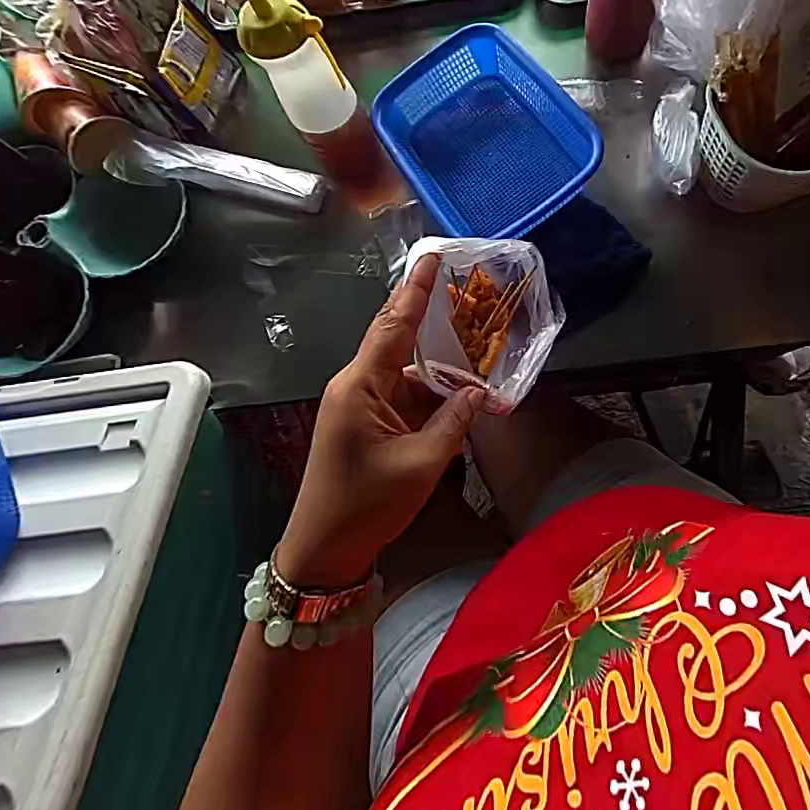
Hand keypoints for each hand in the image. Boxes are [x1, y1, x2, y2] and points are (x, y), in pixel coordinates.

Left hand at [275, 253, 483, 587]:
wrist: (324, 551)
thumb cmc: (366, 506)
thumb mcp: (421, 464)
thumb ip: (453, 421)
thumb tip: (478, 393)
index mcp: (361, 386)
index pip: (393, 326)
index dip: (416, 290)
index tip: (432, 257)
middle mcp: (357, 386)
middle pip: (404, 347)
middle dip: (438, 330)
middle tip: (473, 308)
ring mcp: (361, 405)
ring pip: (411, 377)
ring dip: (444, 383)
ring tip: (485, 386)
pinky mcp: (366, 423)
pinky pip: (406, 399)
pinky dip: (434, 403)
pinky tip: (461, 410)